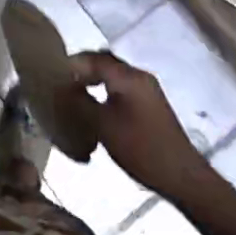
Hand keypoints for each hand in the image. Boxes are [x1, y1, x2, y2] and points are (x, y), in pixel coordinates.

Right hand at [68, 50, 210, 193]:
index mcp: (128, 77)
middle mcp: (139, 76)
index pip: (93, 58)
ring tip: (74, 97)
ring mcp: (147, 90)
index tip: (53, 76)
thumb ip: (80, 101)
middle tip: (62, 85)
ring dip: (93, 81)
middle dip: (81, 71)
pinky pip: (121, 87)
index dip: (71, 64)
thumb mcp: (102, 125)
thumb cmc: (140, 148)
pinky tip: (95, 108)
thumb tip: (63, 87)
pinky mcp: (150, 104)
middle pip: (104, 63)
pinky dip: (104, 91)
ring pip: (113, 75)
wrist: (182, 176)